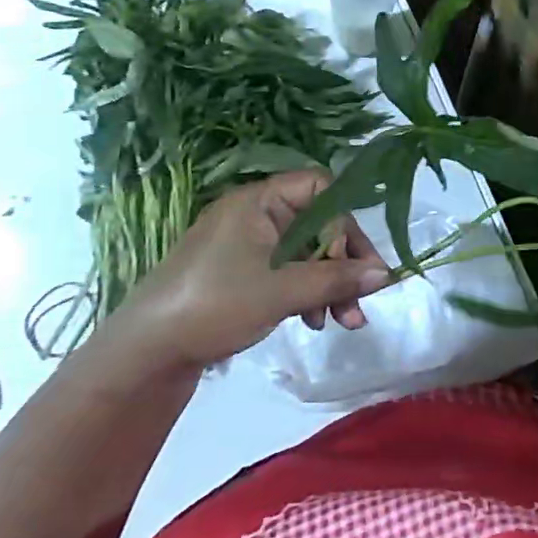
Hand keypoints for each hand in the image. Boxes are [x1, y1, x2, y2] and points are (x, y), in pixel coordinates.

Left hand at [101, 170, 391, 373]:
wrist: (151, 348)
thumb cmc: (217, 303)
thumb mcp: (282, 290)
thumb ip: (336, 279)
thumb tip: (386, 274)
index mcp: (259, 201)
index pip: (319, 188)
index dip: (344, 221)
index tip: (357, 262)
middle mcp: (256, 215)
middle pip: (317, 224)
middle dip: (343, 263)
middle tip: (362, 301)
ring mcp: (249, 245)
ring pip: (306, 253)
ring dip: (330, 284)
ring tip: (344, 322)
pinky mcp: (245, 273)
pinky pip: (289, 272)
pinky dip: (308, 293)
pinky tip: (315, 322)